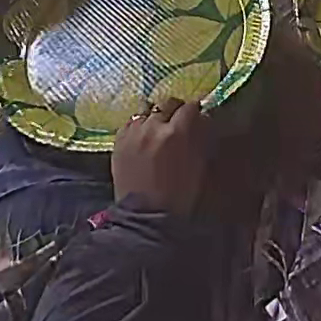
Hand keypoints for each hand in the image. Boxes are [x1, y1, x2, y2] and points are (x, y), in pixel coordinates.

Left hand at [112, 98, 208, 215]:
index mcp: (178, 132)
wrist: (146, 217)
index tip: (197, 117)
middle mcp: (154, 126)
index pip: (190, 107)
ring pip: (146, 111)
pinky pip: (131, 123)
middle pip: (167, 103)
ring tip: (158, 129)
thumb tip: (202, 118)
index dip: (195, 111)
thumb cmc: (180, 194)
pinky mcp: (118, 141)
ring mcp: (134, 133)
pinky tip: (143, 137)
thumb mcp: (200, 163)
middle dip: (175, 110)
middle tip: (178, 122)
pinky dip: (139, 126)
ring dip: (155, 117)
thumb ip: (201, 135)